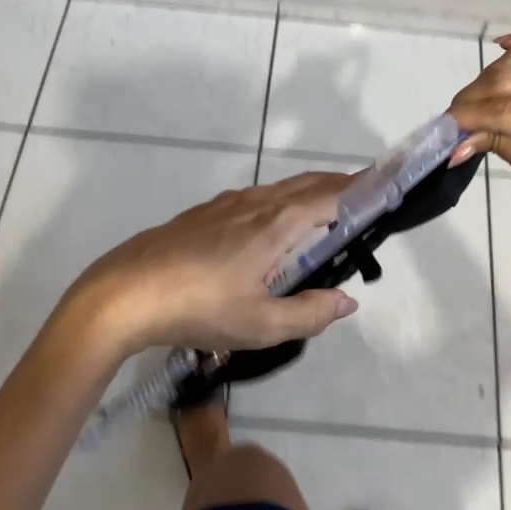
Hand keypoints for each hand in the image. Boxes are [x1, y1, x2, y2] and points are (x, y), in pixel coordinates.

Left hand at [68, 171, 360, 354]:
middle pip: (307, 184)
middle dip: (338, 185)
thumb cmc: (199, 308)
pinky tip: (271, 229)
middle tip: (363, 197)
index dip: (359, 188)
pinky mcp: (205, 213)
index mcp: (277, 223)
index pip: (330, 195)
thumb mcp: (260, 325)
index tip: (384, 185)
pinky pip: (256, 198)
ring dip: (308, 193)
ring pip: (280, 189)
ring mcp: (227, 204)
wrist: (126, 292)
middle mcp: (256, 202)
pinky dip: (281, 202)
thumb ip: (309, 312)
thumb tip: (348, 301)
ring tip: (324, 212)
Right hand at [448, 25, 510, 249]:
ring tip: (473, 104)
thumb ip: (501, 146)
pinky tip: (504, 43)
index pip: (504, 110)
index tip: (443, 128)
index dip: (468, 116)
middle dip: (473, 98)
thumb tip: (457, 140)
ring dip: (490, 77)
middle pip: (509, 80)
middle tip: (453, 120)